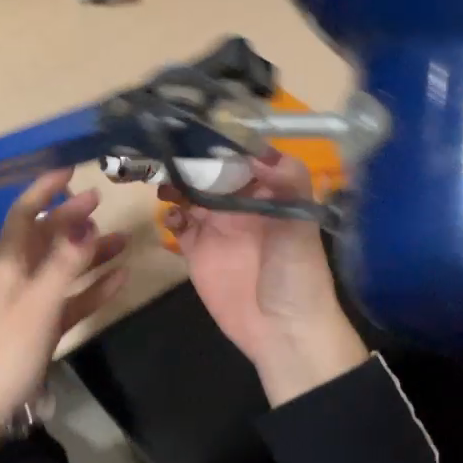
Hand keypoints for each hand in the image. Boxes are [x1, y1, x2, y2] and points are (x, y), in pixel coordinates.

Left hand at [0, 170, 128, 432]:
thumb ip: (64, 263)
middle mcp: (20, 276)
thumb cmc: (10, 346)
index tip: (68, 171)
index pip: (24, 215)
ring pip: (64, 267)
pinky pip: (74, 298)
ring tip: (123, 239)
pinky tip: (121, 277)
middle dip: (72, 218)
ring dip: (90, 252)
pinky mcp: (46, 326)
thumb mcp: (39, 302)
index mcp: (9, 264)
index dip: (43, 191)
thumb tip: (87, 222)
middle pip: (46, 237)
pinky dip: (95, 287)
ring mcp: (34, 301)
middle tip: (102, 201)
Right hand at [160, 151, 366, 404]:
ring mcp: (217, 227)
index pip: (243, 157)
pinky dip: (170, 216)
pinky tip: (170, 218)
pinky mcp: (196, 251)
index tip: (199, 130)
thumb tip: (258, 149)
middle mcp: (241, 205)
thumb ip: (286, 183)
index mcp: (269, 193)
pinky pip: (178, 225)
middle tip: (167, 150)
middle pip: (210, 172)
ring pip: (190, 194)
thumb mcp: (300, 226)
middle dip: (190, 160)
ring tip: (162, 181)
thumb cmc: (297, 277)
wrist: (283, 333)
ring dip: (176, 184)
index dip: (222, 143)